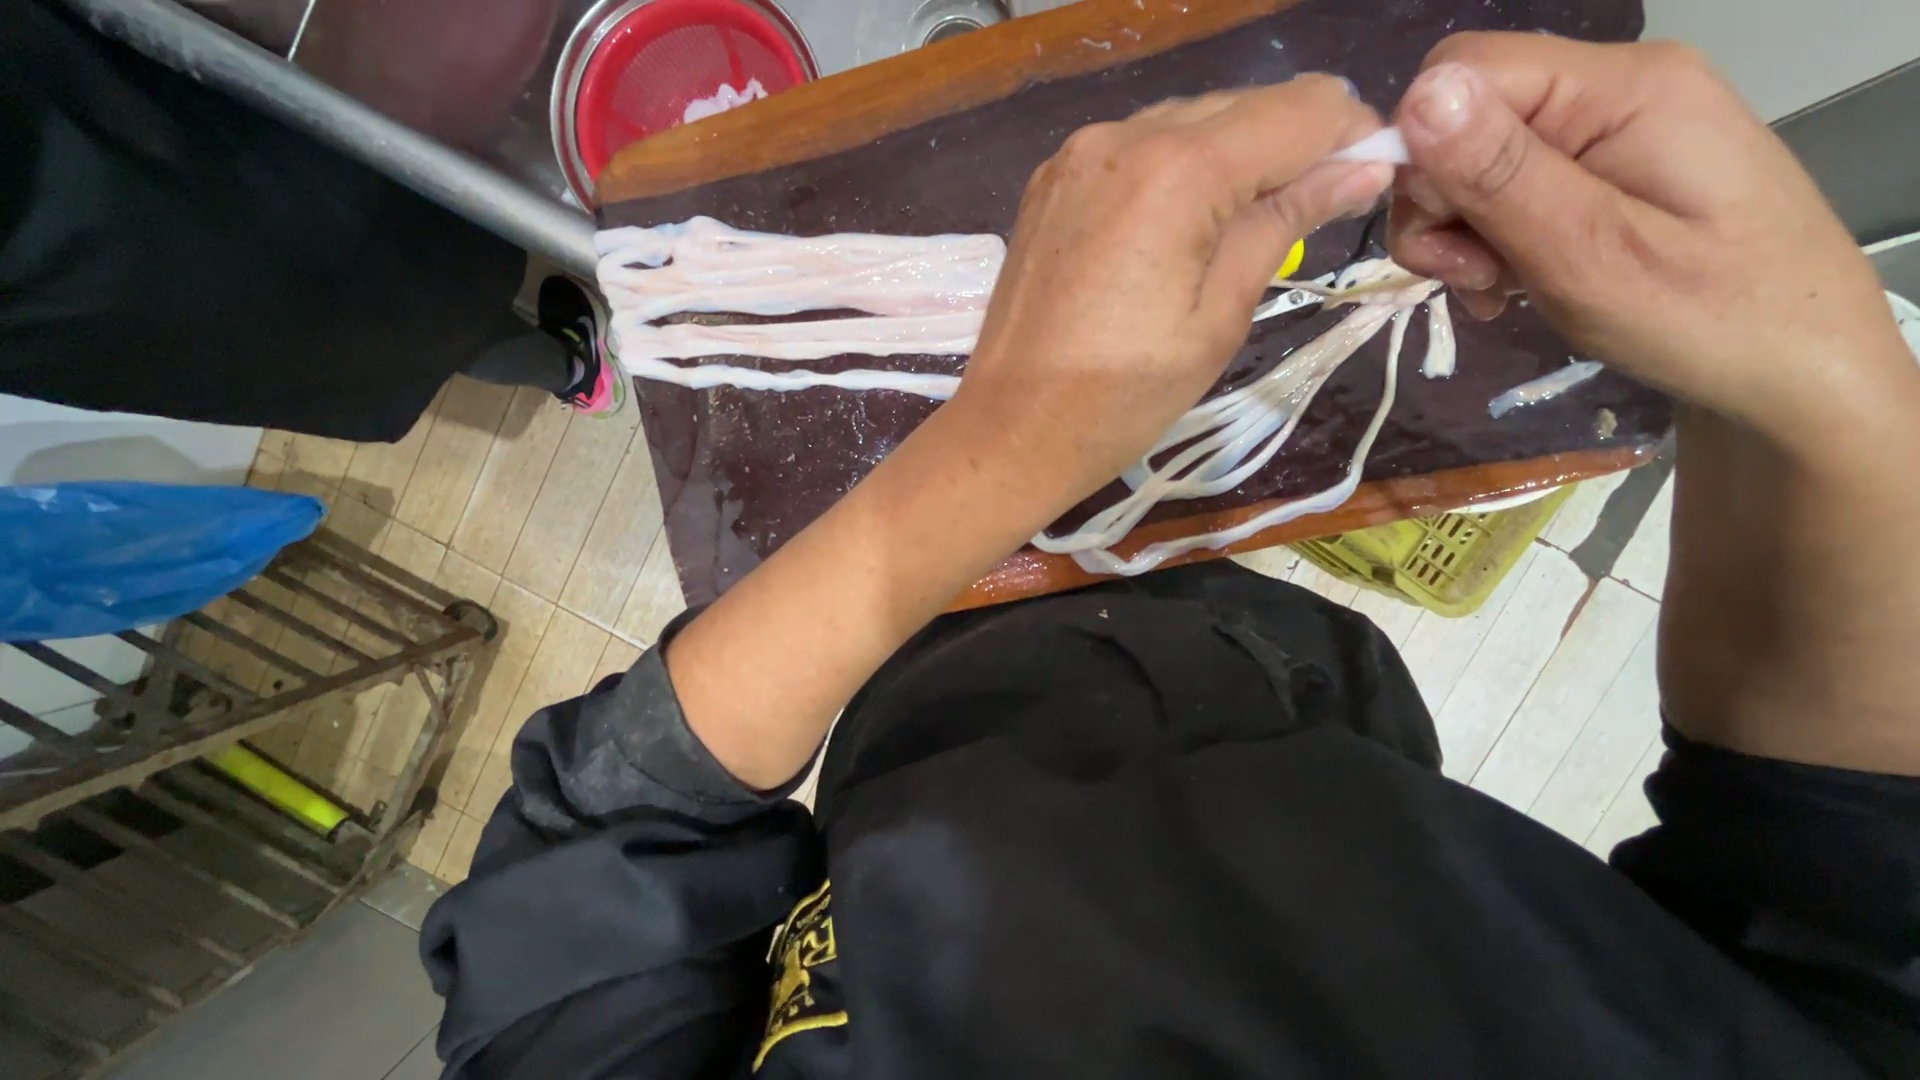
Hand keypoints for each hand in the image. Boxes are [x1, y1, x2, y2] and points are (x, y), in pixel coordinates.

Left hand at [945, 76, 1393, 520]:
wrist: (1010, 432)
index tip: (1366, 185)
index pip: (1301, 109)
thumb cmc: (1120, 399)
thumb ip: (1285, 225)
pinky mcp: (1051, 182)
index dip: (1350, 138)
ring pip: (1189, 123)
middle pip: (1243, 106)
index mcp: (1174, 170)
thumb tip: (1362, 165)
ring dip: (1231, 161)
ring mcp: (1077, 155)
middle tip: (1307, 221)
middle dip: (1291, 150)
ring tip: (1237, 235)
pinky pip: (1137, 150)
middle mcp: (1121, 136)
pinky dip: (1174, 173)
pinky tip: (1177, 229)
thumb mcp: (1218, 319)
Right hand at [1385, 34, 1917, 446]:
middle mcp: (1608, 89)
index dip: (1420, 149)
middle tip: (1471, 276)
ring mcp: (1603, 131)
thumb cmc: (1703, 316)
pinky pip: (1499, 194)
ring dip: (1457, 236)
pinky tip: (1508, 285)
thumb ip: (1500, 176)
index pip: (1464, 70)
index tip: (1438, 236)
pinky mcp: (1595, 171)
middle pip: (1458, 120)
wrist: (1793, 359)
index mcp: (1618, 88)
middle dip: (1438, 205)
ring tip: (1495, 289)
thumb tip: (1419, 97)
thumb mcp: (1587, 254)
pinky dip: (1482, 246)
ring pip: (1468, 165)